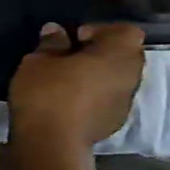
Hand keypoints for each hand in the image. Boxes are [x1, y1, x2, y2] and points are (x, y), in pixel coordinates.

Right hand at [7, 22, 143, 147]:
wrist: (52, 140)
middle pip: (124, 53)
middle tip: (65, 56)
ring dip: (97, 73)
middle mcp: (132, 73)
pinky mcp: (117, 117)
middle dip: (98, 51)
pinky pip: (109, 95)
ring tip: (65, 78)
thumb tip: (57, 30)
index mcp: (118, 54)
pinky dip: (94, 92)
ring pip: (117, 76)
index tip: (72, 38)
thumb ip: (51, 43)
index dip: (100, 30)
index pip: (125, 30)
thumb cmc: (46, 92)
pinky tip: (68, 99)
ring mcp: (127, 98)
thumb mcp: (37, 61)